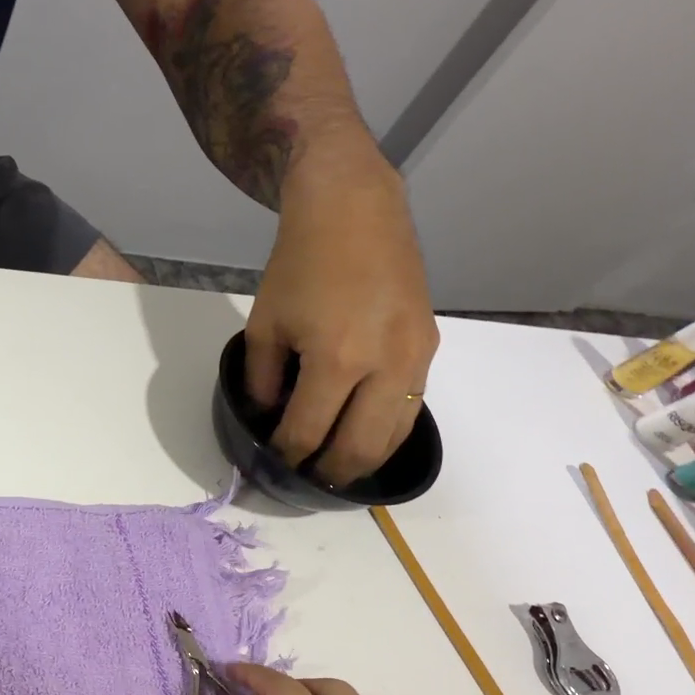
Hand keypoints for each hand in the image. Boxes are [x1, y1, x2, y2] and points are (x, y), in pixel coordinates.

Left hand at [244, 158, 438, 485]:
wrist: (355, 214)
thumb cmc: (299, 267)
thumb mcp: (264, 325)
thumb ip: (263, 379)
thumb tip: (269, 418)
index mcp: (338, 360)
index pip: (309, 430)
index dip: (288, 453)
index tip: (276, 464)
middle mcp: (386, 366)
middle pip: (361, 445)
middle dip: (332, 471)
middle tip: (309, 480)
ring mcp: (416, 357)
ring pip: (396, 431)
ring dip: (367, 458)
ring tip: (338, 468)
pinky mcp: (430, 346)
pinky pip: (412, 405)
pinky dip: (388, 429)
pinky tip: (367, 436)